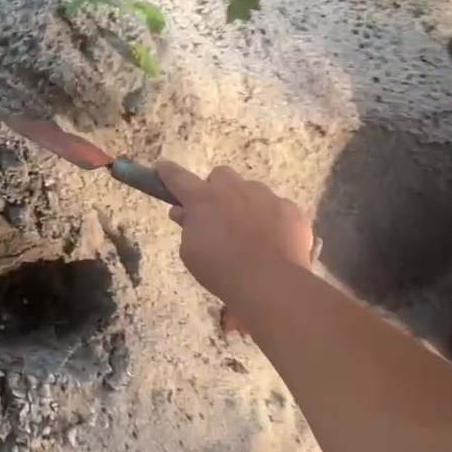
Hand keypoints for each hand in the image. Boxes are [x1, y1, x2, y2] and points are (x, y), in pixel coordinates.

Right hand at [155, 161, 315, 303]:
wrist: (270, 283)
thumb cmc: (220, 269)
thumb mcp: (190, 252)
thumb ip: (187, 227)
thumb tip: (183, 212)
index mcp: (203, 198)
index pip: (177, 177)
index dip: (167, 172)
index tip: (161, 168)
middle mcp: (234, 189)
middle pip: (220, 175)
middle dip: (216, 189)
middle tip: (217, 213)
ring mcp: (265, 196)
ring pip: (251, 190)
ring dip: (245, 204)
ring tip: (249, 232)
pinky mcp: (290, 209)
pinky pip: (277, 207)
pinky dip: (272, 219)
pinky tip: (273, 241)